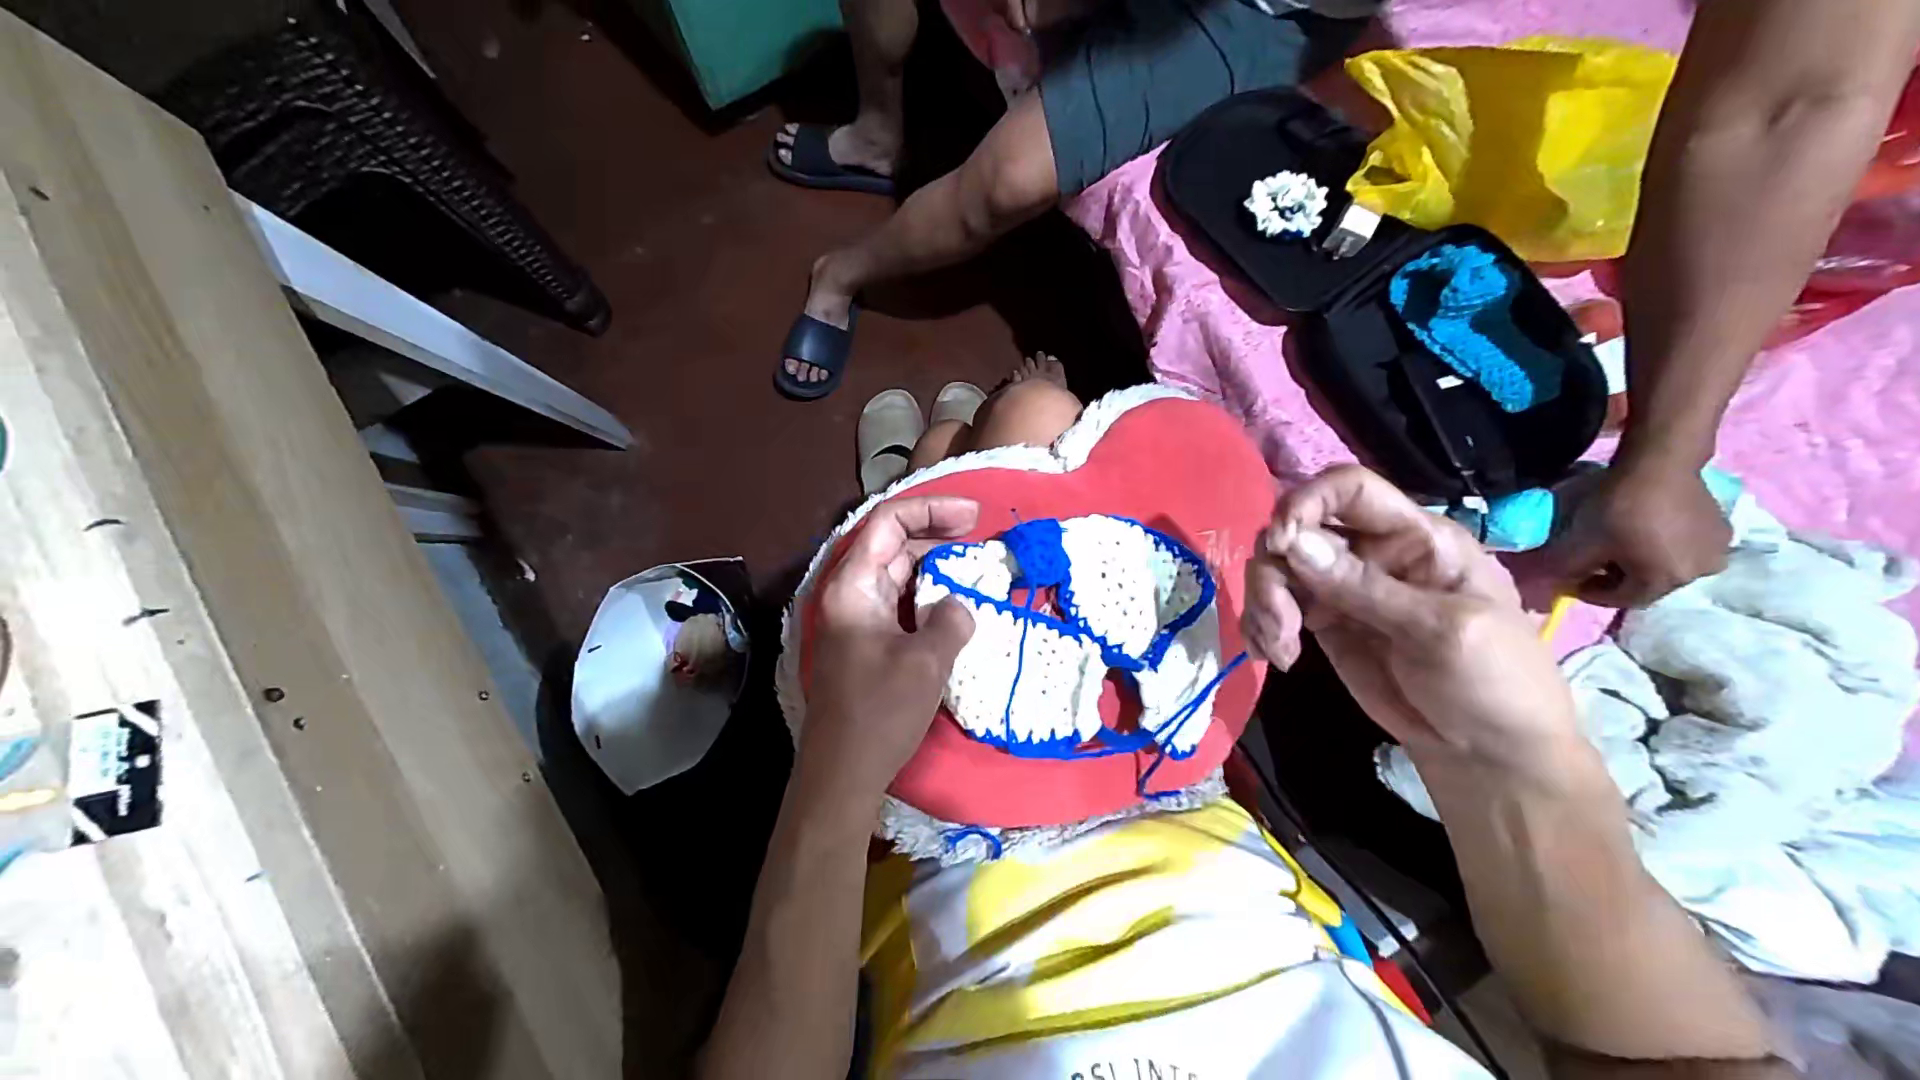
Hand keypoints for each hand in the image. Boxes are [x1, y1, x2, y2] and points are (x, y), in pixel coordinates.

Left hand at [802, 496, 978, 798]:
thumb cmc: (880, 711)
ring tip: (975, 564)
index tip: (973, 517)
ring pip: (899, 573)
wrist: (844, 771)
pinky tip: (956, 600)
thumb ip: (950, 620)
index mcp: (853, 586)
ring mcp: (859, 617)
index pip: (888, 523)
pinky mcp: (870, 640)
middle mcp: (851, 593)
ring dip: (935, 564)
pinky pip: (901, 602)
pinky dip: (928, 594)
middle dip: (936, 533)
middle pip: (892, 543)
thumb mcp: (926, 661)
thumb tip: (960, 604)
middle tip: (979, 534)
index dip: (931, 509)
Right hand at [1242, 466, 1587, 782]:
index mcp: (1415, 538)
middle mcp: (1371, 552)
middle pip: (1296, 529)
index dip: (1307, 502)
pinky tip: (1275, 656)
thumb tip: (1290, 542)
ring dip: (1263, 603)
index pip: (1349, 488)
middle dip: (1274, 570)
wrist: (1490, 756)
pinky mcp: (1322, 622)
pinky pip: (1273, 606)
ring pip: (1276, 567)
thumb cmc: (1494, 683)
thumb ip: (1365, 588)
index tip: (1281, 545)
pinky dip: (1261, 626)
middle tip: (1280, 622)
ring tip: (1279, 648)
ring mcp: (1342, 587)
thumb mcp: (1442, 632)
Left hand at [1537, 461, 1729, 608]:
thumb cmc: (1618, 511)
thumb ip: (1564, 569)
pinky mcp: (1721, 529)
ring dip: (1635, 563)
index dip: (1591, 593)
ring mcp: (1717, 550)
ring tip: (1611, 549)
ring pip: (1664, 566)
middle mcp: (1702, 572)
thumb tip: (1555, 581)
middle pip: (1647, 584)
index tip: (1570, 582)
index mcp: (1668, 580)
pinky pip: (1680, 548)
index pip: (1623, 599)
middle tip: (1588, 567)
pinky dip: (1655, 547)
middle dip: (1614, 579)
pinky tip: (1637, 533)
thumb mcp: (1579, 544)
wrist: (1658, 467)